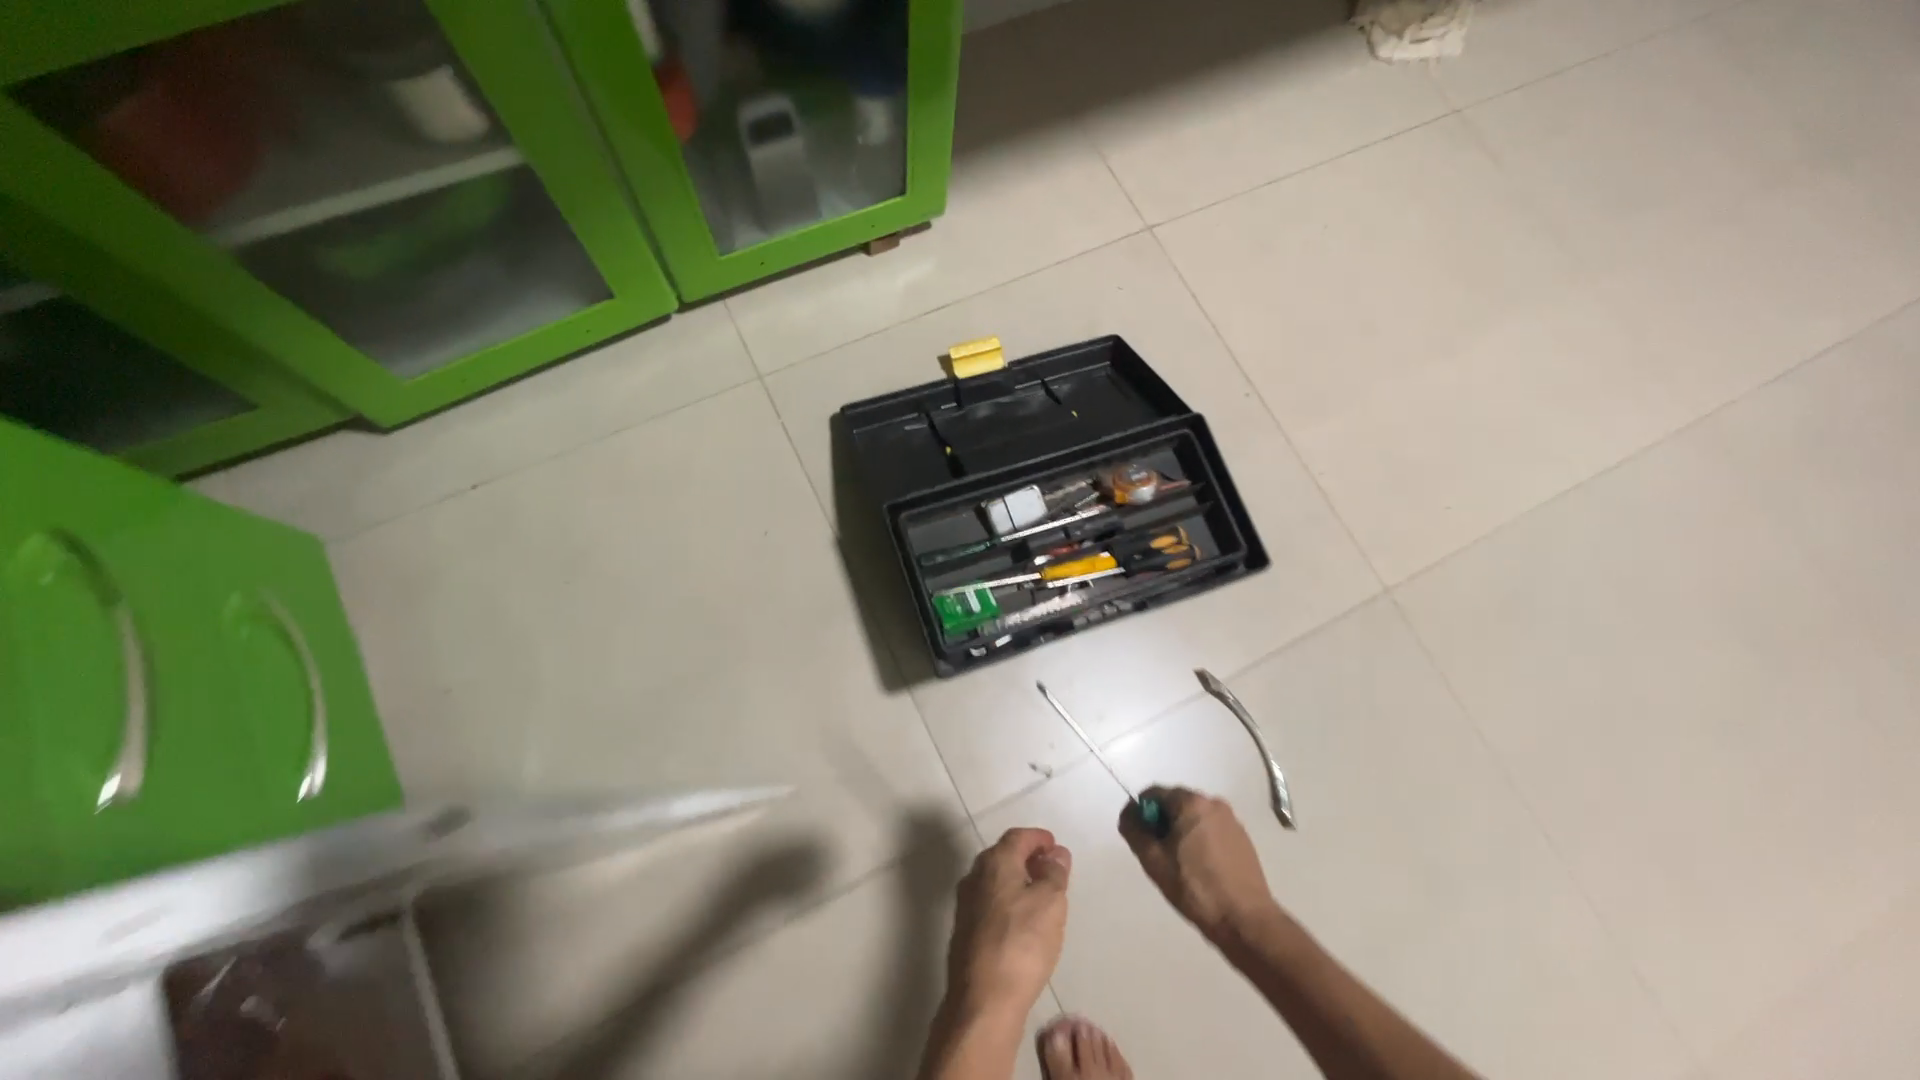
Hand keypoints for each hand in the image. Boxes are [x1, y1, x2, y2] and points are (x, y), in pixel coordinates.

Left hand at [945, 827, 1071, 1018]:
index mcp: (994, 862)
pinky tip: (1021, 921)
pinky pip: (989, 903)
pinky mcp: (964, 931)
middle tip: (1050, 868)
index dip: (1038, 838)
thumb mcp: (1050, 903)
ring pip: (994, 880)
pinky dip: (1007, 901)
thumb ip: (1054, 873)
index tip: (1055, 846)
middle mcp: (974, 877)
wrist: (983, 998)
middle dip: (1026, 857)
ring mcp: (965, 905)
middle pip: (1002, 855)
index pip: (1017, 836)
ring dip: (1016, 880)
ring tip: (1040, 895)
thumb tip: (1056, 854)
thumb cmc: (1022, 942)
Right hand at [1119, 787, 1277, 942]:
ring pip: (1194, 818)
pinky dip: (1199, 841)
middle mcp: (1214, 803)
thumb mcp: (1153, 860)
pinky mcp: (1243, 839)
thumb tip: (1129, 813)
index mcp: (1192, 803)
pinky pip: (1211, 830)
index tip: (1139, 838)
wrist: (1243, 919)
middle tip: (1156, 854)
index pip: (1154, 793)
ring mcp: (1232, 821)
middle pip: (1176, 804)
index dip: (1140, 812)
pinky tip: (1200, 869)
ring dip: (1180, 833)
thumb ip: (1134, 830)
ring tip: (1178, 865)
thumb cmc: (1194, 887)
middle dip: (1161, 823)